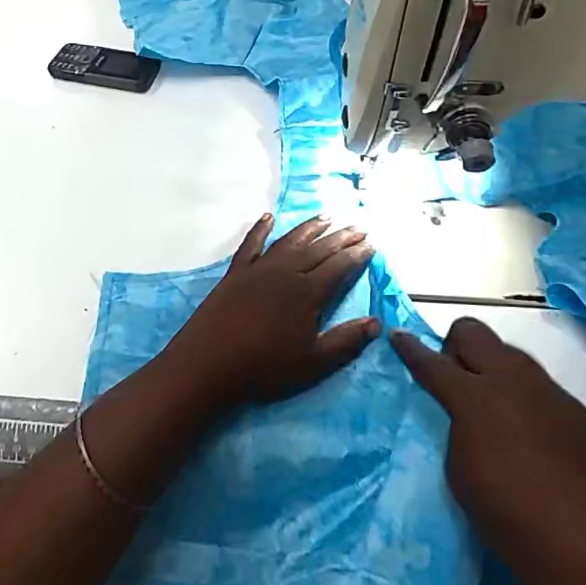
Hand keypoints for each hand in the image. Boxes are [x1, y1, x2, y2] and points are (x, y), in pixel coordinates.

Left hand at [157, 214, 378, 413]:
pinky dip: (260, 229)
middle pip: (318, 249)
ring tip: (326, 217)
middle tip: (358, 227)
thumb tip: (376, 322)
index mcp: (307, 293)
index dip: (356, 255)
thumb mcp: (313, 363)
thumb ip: (346, 341)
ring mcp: (258, 269)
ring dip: (309, 228)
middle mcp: (284, 272)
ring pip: (289, 241)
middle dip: (340, 237)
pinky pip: (251, 244)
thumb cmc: (265, 367)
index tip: (371, 245)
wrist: (210, 362)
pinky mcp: (235, 272)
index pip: (338, 267)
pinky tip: (268, 217)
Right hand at [392, 319, 585, 584]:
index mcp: (476, 398)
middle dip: (454, 346)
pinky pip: (541, 389)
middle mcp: (514, 382)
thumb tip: (466, 417)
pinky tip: (534, 441)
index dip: (409, 348)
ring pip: (511, 356)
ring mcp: (554, 395)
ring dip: (493, 370)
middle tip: (453, 380)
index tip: (397, 336)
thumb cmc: (523, 527)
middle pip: (474, 333)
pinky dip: (525, 399)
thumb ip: (458, 434)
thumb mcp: (466, 481)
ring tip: (494, 413)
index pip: (431, 361)